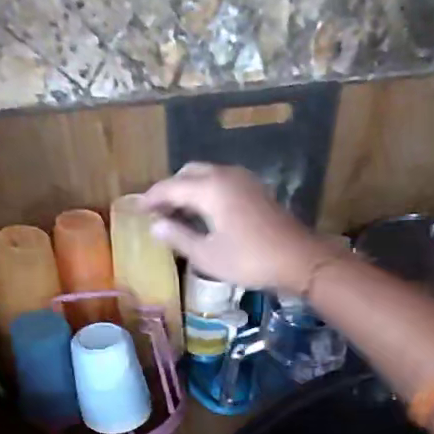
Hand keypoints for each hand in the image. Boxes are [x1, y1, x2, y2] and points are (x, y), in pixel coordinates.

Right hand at [137, 164, 335, 292]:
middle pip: (188, 174)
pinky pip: (221, 183)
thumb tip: (155, 226)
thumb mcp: (208, 255)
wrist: (298, 259)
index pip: (170, 187)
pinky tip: (202, 215)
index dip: (150, 199)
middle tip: (156, 212)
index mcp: (209, 188)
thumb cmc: (250, 260)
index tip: (135, 210)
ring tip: (176, 215)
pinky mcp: (254, 190)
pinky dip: (205, 193)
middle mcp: (224, 175)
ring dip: (188, 190)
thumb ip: (178, 237)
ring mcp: (242, 180)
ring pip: (205, 176)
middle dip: (170, 190)